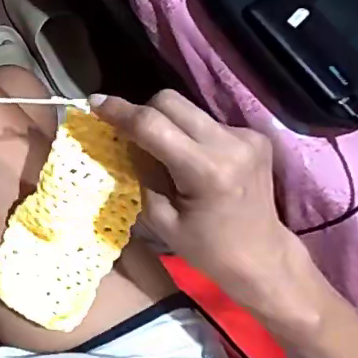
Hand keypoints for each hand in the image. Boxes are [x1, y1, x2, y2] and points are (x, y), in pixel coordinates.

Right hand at [91, 91, 319, 313]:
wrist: (262, 256)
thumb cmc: (207, 248)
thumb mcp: (161, 220)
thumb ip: (141, 174)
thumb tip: (124, 141)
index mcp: (206, 170)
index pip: (152, 125)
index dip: (120, 111)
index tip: (95, 103)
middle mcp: (230, 144)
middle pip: (170, 102)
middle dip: (143, 112)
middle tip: (128, 134)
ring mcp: (246, 136)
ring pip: (188, 108)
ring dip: (167, 123)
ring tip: (163, 152)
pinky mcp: (254, 136)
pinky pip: (206, 121)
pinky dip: (190, 134)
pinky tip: (193, 160)